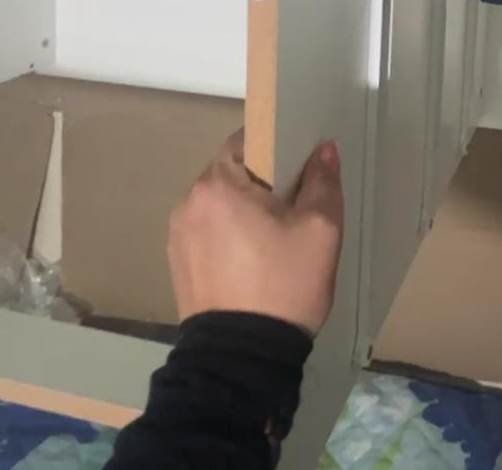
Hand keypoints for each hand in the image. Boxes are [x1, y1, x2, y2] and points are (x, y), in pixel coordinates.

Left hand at [168, 131, 344, 334]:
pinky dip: (231, 234)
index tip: (301, 164)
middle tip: (296, 203)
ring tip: (277, 235)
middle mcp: (189, 203)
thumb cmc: (284, 283)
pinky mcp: (178, 265)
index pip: (247, 140)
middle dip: (264, 179)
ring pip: (222, 203)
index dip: (277, 145)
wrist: (243, 360)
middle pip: (233, 171)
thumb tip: (323, 148)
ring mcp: (179, 236)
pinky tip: (255, 258)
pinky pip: (210, 231)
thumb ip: (323, 179)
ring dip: (246, 208)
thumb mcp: (320, 227)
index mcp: (217, 184)